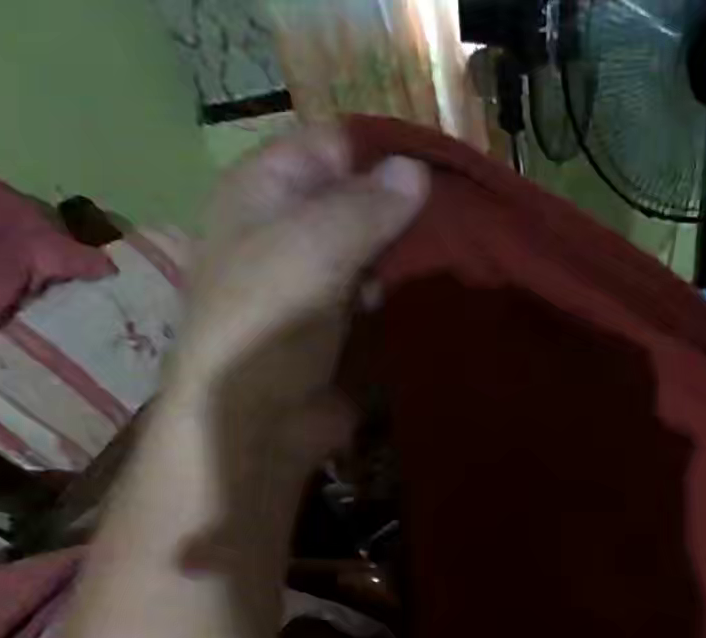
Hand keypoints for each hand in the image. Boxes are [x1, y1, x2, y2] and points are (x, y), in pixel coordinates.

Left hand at [167, 126, 427, 463]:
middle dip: (399, 207)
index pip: (331, 145)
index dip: (381, 154)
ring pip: (368, 247)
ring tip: (440, 260)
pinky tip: (417, 296)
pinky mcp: (333, 326)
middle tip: (451, 222)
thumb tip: (416, 170)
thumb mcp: (315, 246)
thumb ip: (368, 205)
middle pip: (354, 197)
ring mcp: (310, 280)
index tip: (436, 173)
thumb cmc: (268, 320)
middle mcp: (284, 228)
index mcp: (263, 190)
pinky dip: (393, 293)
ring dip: (400, 254)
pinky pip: (372, 293)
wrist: (254, 424)